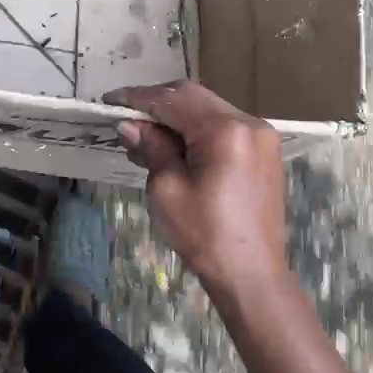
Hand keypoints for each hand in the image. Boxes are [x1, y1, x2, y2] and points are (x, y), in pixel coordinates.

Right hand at [103, 81, 289, 298]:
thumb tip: (129, 125)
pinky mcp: (262, 153)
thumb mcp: (166, 188)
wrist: (250, 274)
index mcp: (225, 131)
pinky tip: (172, 148)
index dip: (138, 97)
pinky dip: (194, 130)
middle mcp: (249, 124)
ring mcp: (260, 138)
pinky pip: (222, 127)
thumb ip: (151, 148)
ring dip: (175, 117)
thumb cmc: (204, 233)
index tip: (110, 101)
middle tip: (125, 120)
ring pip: (208, 110)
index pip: (173, 99)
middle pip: (193, 97)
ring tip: (144, 139)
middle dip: (157, 104)